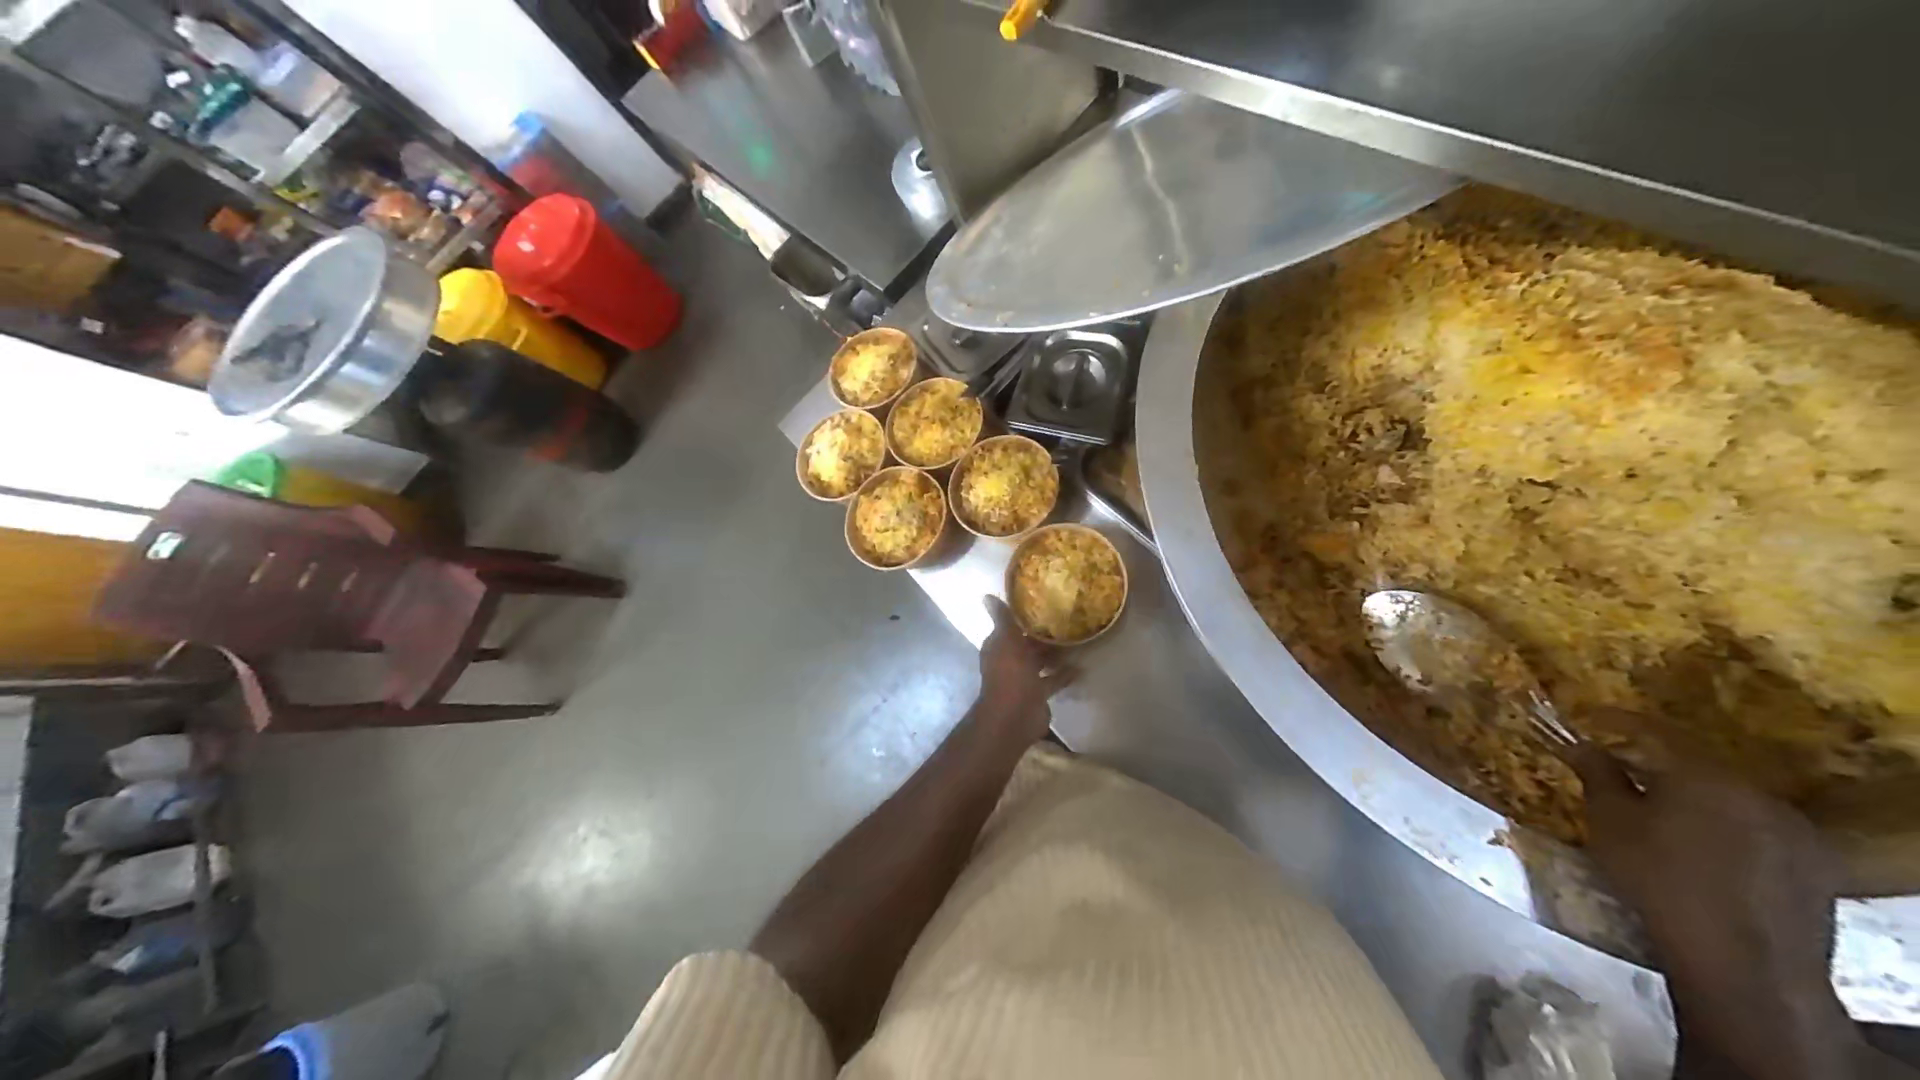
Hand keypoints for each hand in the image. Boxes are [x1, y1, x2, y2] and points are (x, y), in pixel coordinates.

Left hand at [975, 597, 1072, 739]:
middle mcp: (1009, 662)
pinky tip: (1079, 667)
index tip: (1040, 608)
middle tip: (1065, 623)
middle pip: (1026, 646)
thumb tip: (986, 595)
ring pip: (1039, 663)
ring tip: (1075, 642)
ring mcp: (1023, 679)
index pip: (1008, 630)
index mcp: (998, 648)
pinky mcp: (1037, 694)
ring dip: (1053, 655)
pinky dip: (1063, 675)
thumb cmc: (1010, 674)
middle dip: (1041, 638)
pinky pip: (1052, 681)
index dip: (1022, 621)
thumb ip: (1002, 619)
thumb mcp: (1007, 641)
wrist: (1016, 715)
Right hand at [1571, 743, 1862, 1079]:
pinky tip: (1705, 848)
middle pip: (1696, 765)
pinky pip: (1758, 828)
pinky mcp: (1815, 864)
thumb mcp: (1610, 822)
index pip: (1654, 730)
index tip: (1590, 717)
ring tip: (1662, 814)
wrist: (1743, 963)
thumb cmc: (1658, 879)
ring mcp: (1794, 829)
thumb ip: (1598, 775)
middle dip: (1657, 764)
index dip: (1617, 720)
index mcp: (1704, 774)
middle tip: (1622, 771)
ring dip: (1694, 797)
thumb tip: (1582, 744)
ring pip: (1730, 797)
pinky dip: (1726, 826)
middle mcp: (1756, 791)